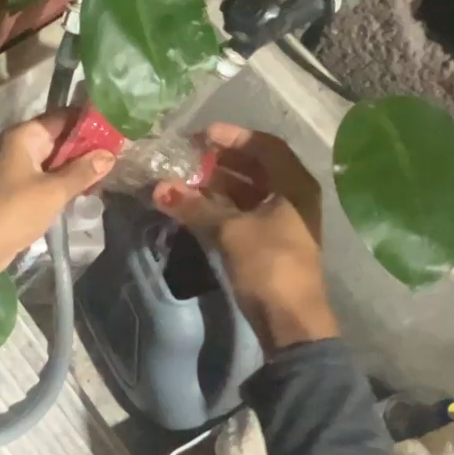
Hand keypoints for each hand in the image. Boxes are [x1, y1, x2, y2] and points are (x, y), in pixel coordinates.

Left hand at [0, 110, 114, 272]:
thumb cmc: (17, 211)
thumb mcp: (55, 190)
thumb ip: (83, 170)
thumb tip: (109, 155)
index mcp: (25, 136)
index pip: (64, 117)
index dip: (90, 121)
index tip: (117, 127)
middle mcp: (21, 146)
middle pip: (62, 138)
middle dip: (88, 145)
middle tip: (120, 150)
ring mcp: (21, 168)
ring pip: (57, 159)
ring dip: (80, 165)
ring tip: (112, 168)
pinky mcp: (22, 188)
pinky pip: (50, 176)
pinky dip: (67, 179)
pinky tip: (90, 186)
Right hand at [151, 123, 337, 349]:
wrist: (288, 318)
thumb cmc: (269, 265)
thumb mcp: (230, 231)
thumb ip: (195, 206)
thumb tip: (158, 188)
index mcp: (294, 185)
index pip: (265, 147)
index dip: (233, 137)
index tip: (200, 136)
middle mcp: (292, 197)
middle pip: (255, 168)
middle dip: (220, 161)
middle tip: (186, 158)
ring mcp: (280, 220)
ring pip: (245, 192)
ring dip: (215, 185)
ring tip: (183, 180)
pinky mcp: (266, 242)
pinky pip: (240, 212)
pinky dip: (218, 206)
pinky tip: (193, 206)